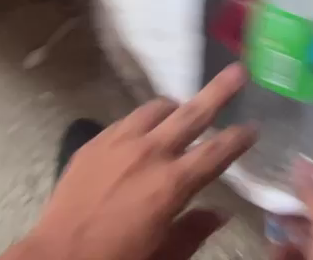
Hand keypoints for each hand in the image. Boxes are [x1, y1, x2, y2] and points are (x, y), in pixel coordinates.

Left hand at [12, 65, 257, 259]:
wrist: (59, 254)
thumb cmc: (117, 258)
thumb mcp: (164, 255)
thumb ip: (193, 230)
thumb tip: (220, 212)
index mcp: (171, 184)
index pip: (214, 154)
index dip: (237, 139)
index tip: (253, 125)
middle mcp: (148, 152)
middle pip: (190, 114)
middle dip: (217, 92)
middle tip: (236, 72)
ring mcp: (118, 140)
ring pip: (156, 109)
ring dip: (176, 107)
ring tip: (186, 108)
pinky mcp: (96, 140)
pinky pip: (128, 119)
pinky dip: (145, 120)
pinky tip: (147, 130)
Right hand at [271, 162, 312, 259]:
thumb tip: (301, 160)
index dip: (308, 204)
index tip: (285, 194)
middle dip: (292, 226)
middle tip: (273, 217)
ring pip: (306, 250)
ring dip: (285, 245)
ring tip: (272, 245)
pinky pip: (297, 257)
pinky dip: (285, 254)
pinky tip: (274, 252)